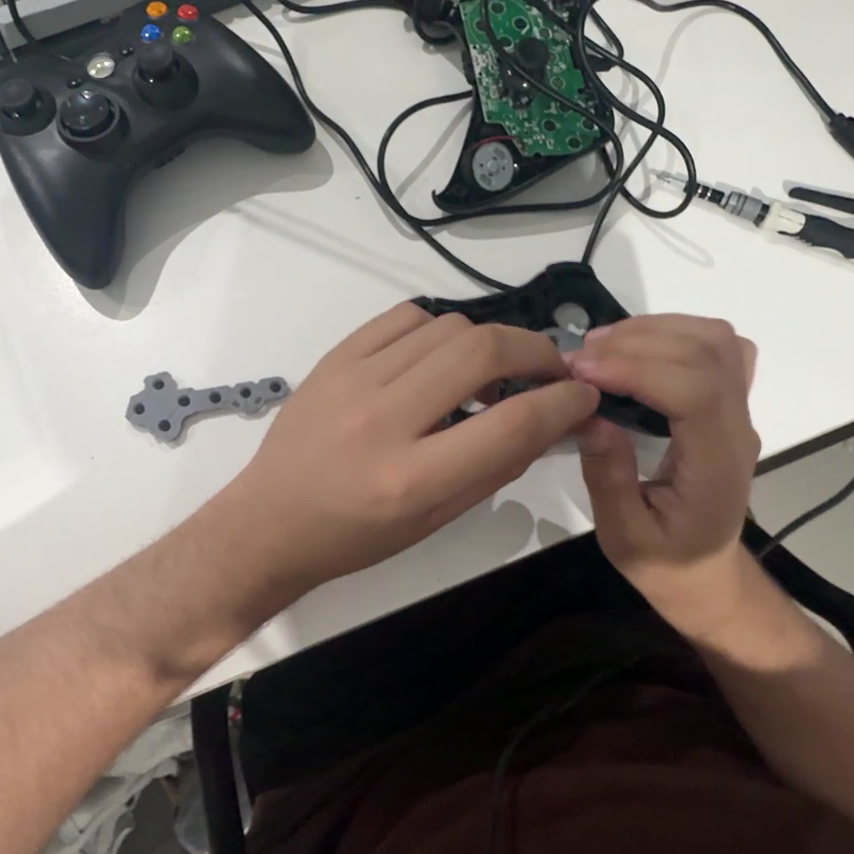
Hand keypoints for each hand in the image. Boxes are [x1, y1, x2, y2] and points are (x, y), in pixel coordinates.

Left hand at [206, 303, 600, 598]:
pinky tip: (439, 359)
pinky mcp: (334, 358)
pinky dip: (439, 331)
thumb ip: (496, 468)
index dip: (564, 403)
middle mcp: (383, 420)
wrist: (271, 521)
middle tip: (550, 371)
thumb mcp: (434, 519)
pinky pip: (405, 317)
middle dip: (537, 352)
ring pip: (449, 326)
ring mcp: (353, 380)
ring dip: (489, 343)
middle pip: (483, 350)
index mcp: (412, 479)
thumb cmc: (356, 536)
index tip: (583, 396)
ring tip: (490, 374)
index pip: (512, 423)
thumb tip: (550, 420)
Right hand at [568, 315, 762, 638]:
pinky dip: (673, 333)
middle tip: (579, 359)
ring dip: (655, 330)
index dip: (638, 369)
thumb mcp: (624, 539)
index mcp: (716, 465)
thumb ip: (610, 480)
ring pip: (715, 340)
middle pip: (708, 353)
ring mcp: (740, 412)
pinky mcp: (728, 403)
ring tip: (599, 348)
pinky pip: (716, 348)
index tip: (582, 372)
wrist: (705, 573)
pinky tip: (633, 349)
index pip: (695, 392)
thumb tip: (590, 416)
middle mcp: (738, 429)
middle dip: (638, 342)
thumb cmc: (664, 563)